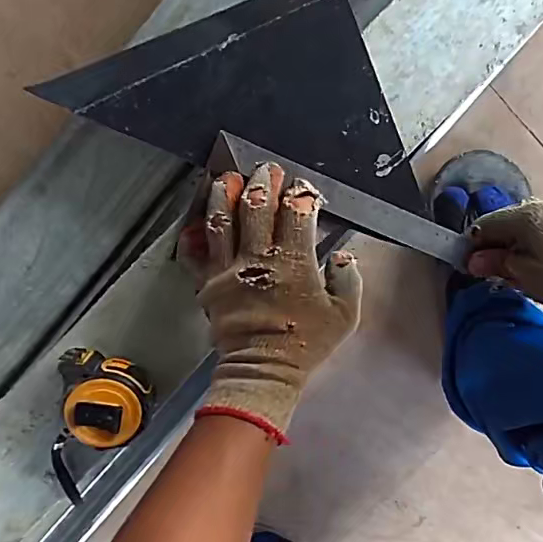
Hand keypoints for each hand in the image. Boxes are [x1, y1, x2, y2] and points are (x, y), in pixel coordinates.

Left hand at [177, 161, 361, 437]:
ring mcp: (228, 269)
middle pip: (257, 207)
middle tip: (266, 170)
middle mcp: (259, 259)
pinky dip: (193, 233)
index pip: (296, 214)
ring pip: (222, 220)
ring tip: (228, 177)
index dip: (300, 194)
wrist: (263, 371)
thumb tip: (342, 256)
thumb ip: (348, 280)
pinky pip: (195, 252)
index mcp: (295, 264)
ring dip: (225, 194)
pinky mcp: (208, 282)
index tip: (301, 188)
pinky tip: (197, 219)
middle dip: (262, 181)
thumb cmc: (305, 343)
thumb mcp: (345, 315)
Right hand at [467, 196, 542, 341]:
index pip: (483, 225)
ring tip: (526, 275)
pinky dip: (539, 245)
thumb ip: (498, 264)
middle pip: (506, 223)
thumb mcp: (528, 278)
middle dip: (497, 247)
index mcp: (525, 214)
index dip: (473, 248)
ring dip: (519, 247)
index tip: (472, 269)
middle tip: (499, 276)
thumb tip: (474, 260)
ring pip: (527, 227)